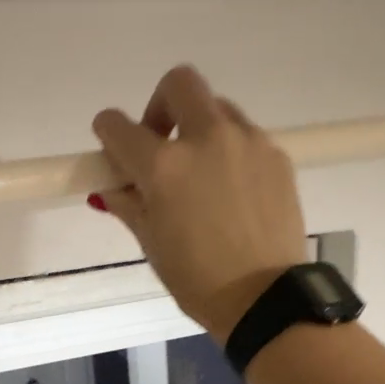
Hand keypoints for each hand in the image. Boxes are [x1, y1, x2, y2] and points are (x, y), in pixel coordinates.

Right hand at [91, 65, 309, 339]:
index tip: (111, 145)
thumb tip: (112, 188)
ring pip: (217, 109)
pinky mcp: (276, 155)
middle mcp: (206, 139)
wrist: (264, 298)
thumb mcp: (152, 245)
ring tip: (200, 177)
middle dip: (161, 106)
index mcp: (164, 167)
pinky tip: (231, 195)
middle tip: (160, 143)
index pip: (119, 127)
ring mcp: (247, 142)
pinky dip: (230, 154)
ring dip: (199, 130)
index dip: (108, 132)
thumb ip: (129, 205)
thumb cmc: (197, 281)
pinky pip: (246, 138)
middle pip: (178, 85)